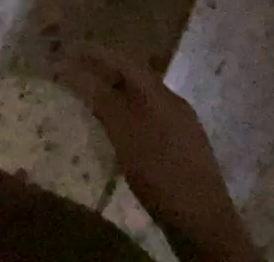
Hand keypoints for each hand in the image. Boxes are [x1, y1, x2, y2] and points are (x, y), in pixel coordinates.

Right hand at [61, 46, 258, 261]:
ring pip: (142, 98)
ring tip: (89, 94)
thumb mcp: (123, 133)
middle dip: (104, 70)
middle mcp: (174, 104)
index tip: (69, 48)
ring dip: (115, 92)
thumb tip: (71, 68)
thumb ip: (99, 98)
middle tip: (75, 69)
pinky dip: (126, 111)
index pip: (124, 61)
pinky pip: (149, 116)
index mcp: (161, 96)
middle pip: (135, 77)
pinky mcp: (182, 148)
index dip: (96, 53)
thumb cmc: (160, 172)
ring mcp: (182, 127)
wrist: (204, 225)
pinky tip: (116, 125)